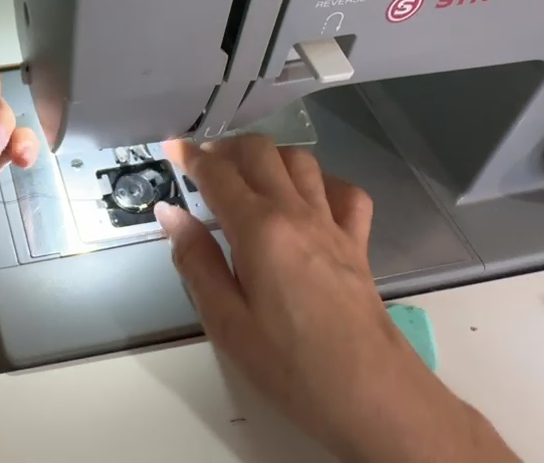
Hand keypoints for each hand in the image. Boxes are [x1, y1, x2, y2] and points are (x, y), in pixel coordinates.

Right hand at [156, 137, 515, 462]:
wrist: (373, 397)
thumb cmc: (290, 364)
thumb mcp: (225, 321)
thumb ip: (195, 259)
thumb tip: (170, 213)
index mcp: (258, 227)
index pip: (216, 172)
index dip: (189, 154)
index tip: (170, 146)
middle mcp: (295, 211)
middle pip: (259, 150)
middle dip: (226, 147)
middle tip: (204, 165)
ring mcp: (331, 224)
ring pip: (300, 160)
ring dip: (269, 157)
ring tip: (248, 176)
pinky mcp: (357, 242)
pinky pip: (344, 191)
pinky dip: (321, 182)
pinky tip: (305, 198)